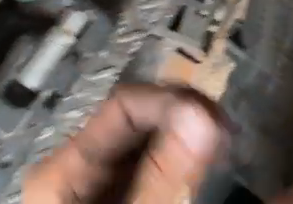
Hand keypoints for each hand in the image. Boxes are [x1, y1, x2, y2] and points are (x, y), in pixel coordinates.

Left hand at [22, 84, 225, 203]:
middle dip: (183, 118)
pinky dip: (175, 165)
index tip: (218, 120)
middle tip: (228, 135)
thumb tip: (204, 112)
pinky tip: (201, 170)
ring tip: (222, 149)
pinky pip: (145, 170)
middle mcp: (74, 170)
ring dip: (184, 139)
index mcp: (64, 169)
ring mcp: (91, 191)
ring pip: (144, 144)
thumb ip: (164, 175)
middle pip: (134, 121)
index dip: (172, 101)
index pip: (125, 104)